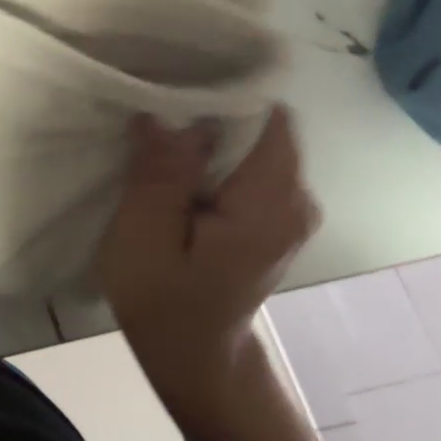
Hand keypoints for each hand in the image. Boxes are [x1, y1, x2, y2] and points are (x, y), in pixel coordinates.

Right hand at [95, 107, 319, 409]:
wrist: (194, 355)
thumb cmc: (164, 301)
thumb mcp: (145, 239)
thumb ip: (160, 176)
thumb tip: (162, 114)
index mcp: (269, 202)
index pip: (266, 117)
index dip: (219, 93)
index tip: (167, 85)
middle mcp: (296, 197)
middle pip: (258, 125)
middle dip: (204, 109)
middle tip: (144, 105)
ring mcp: (288, 206)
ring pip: (250, 141)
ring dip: (202, 131)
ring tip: (149, 130)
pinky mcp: (271, 212)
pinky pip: (245, 162)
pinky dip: (208, 154)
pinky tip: (167, 161)